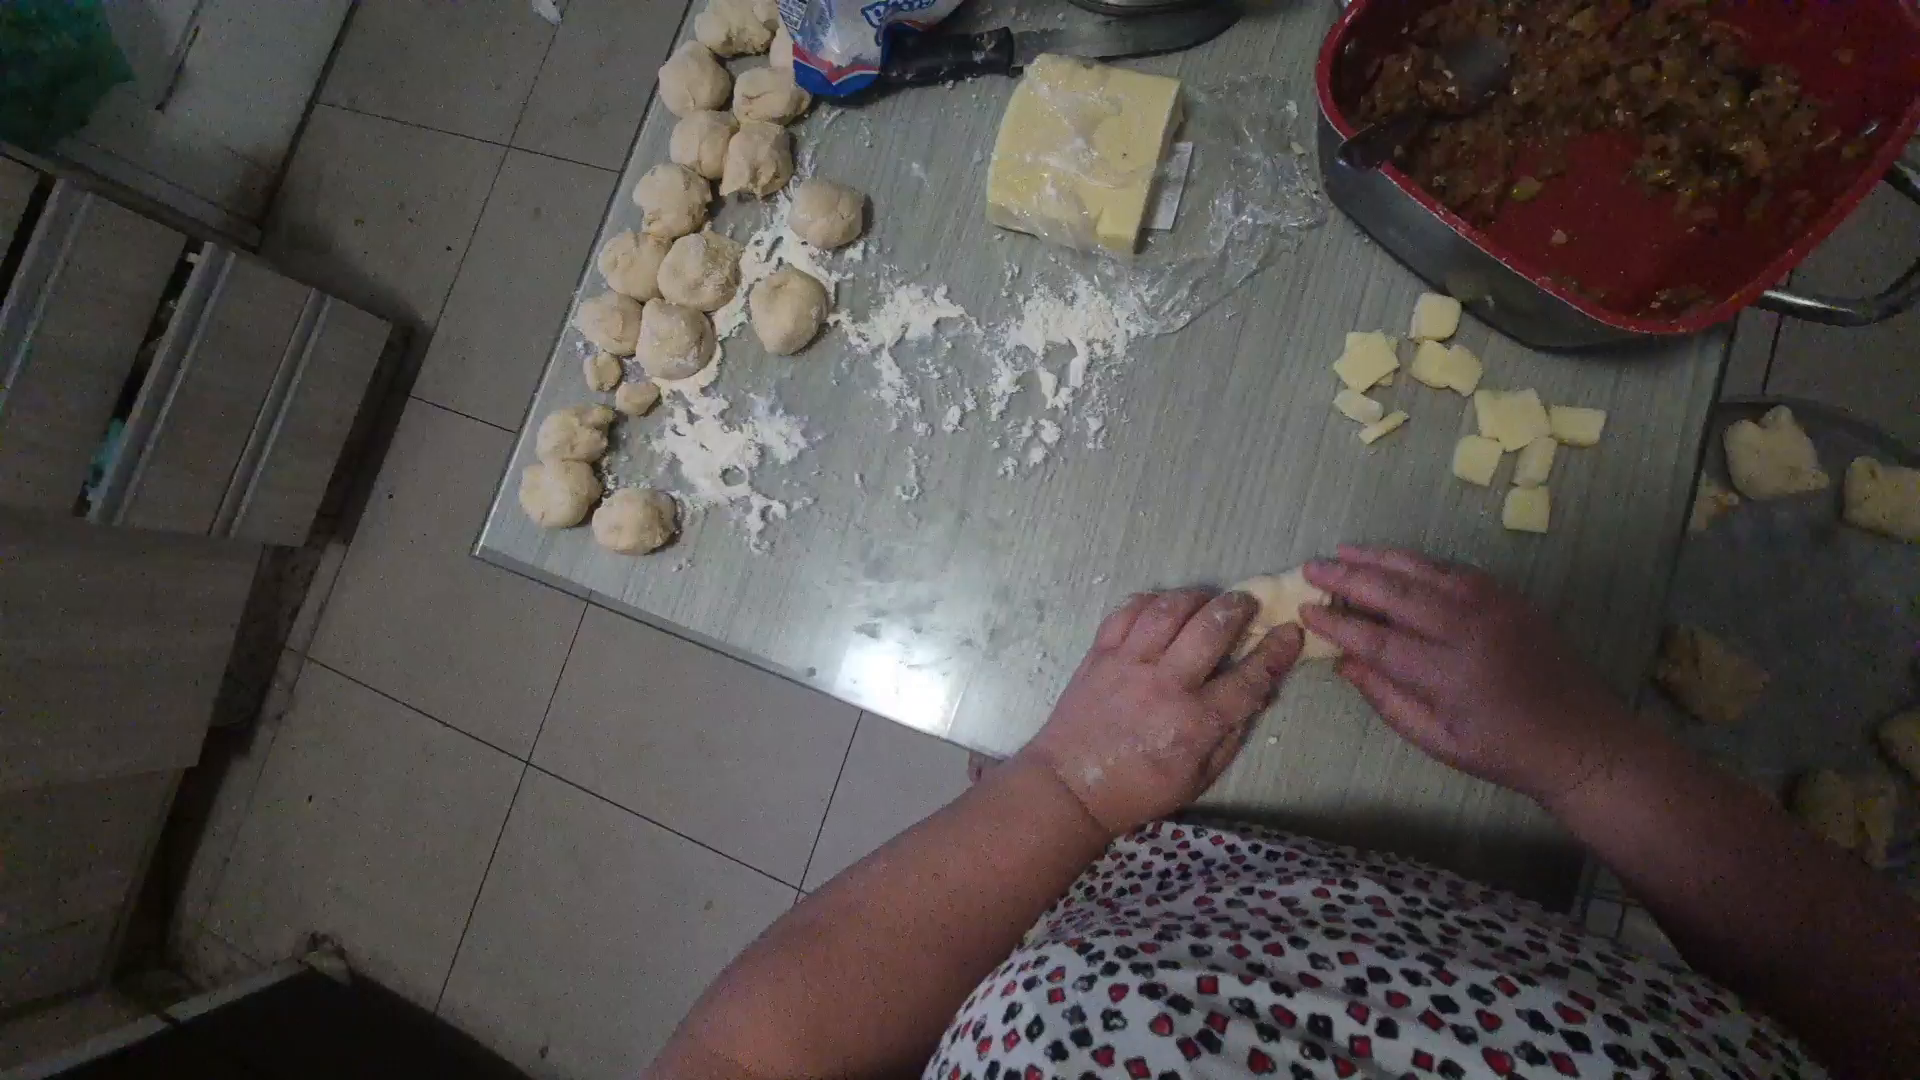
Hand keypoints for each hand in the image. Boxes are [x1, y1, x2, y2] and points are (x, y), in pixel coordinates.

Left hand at [1017, 589, 1304, 836]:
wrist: (1071, 785)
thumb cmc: (1138, 789)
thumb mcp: (1198, 779)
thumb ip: (1230, 735)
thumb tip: (1259, 695)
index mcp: (1194, 722)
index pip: (1249, 678)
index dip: (1276, 651)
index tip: (1291, 631)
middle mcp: (1164, 684)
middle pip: (1210, 629)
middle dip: (1237, 608)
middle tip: (1247, 602)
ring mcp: (1128, 664)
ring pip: (1167, 610)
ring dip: (1194, 596)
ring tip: (1207, 598)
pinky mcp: (1099, 654)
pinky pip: (1126, 613)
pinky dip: (1148, 601)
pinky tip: (1162, 604)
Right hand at [1299, 546, 1650, 808]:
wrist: (1588, 741)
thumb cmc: (1504, 750)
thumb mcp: (1435, 739)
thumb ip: (1384, 698)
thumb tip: (1342, 660)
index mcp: (1449, 674)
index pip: (1375, 639)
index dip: (1336, 623)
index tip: (1304, 611)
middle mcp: (1468, 631)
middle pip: (1394, 592)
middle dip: (1347, 578)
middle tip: (1311, 568)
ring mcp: (1493, 607)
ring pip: (1422, 570)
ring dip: (1377, 558)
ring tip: (1341, 552)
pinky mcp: (1509, 597)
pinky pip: (1451, 569)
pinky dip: (1414, 562)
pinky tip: (1390, 560)